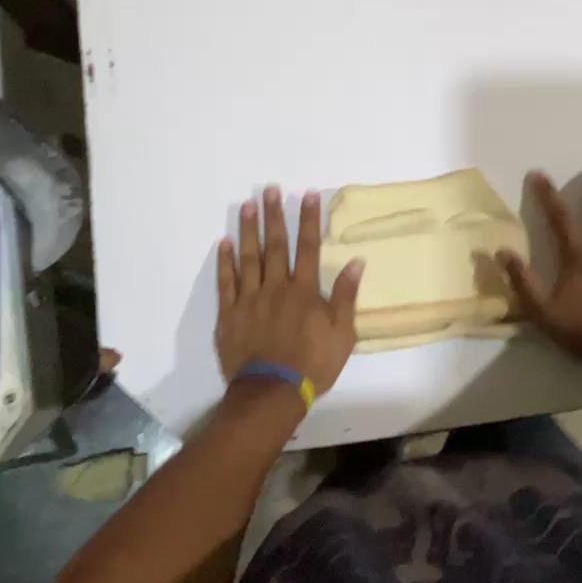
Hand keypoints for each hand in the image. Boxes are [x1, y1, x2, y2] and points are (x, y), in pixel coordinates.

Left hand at [216, 187, 363, 397]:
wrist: (272, 393)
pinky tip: (224, 243)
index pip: (308, 247)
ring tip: (246, 206)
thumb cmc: (312, 365)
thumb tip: (357, 262)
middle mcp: (276, 287)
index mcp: (304, 291)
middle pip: (275, 245)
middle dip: (274, 215)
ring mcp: (249, 299)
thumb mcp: (342, 334)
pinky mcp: (229, 314)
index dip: (309, 219)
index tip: (308, 194)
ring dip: (248, 230)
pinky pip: (226, 283)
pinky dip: (225, 262)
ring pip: (249, 258)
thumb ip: (345, 296)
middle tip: (269, 189)